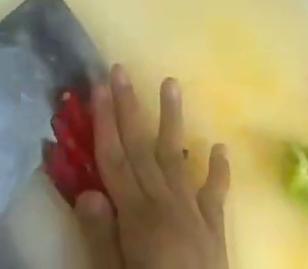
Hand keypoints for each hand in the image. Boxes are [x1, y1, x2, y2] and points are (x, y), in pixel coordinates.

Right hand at [76, 67, 229, 268]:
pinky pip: (215, 196)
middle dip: (128, 108)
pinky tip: (220, 146)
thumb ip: (102, 239)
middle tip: (120, 70)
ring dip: (172, 120)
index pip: (114, 159)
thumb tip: (88, 191)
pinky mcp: (215, 235)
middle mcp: (166, 207)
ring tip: (171, 82)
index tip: (96, 85)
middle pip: (141, 149)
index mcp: (138, 218)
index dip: (103, 121)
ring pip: (178, 159)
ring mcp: (194, 217)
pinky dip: (218, 171)